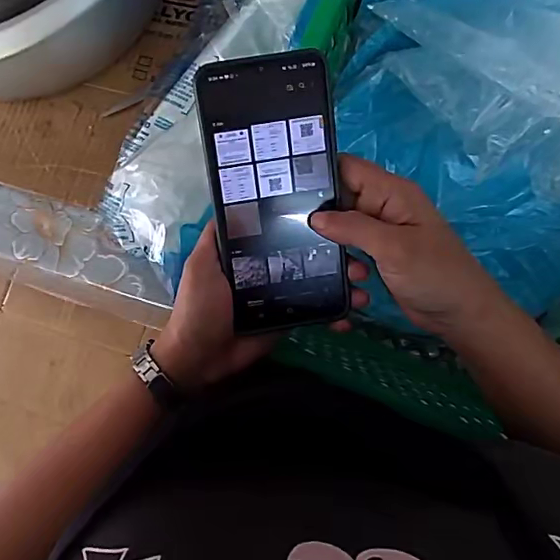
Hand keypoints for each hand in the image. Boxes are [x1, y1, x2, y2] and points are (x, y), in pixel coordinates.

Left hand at [151, 227, 367, 390]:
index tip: (334, 214)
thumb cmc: (199, 306)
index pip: (280, 231)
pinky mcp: (287, 318)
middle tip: (357, 257)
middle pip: (305, 256)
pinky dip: (334, 313)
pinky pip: (314, 311)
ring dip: (341, 282)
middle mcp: (266, 269)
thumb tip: (232, 202)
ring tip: (361, 285)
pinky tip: (351, 313)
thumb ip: (216, 238)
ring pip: (316, 283)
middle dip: (334, 254)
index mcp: (247, 254)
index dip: (304, 224)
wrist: (201, 357)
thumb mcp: (201, 265)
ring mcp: (279, 295)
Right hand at [309, 154, 513, 341]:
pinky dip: (346, 268)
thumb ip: (352, 228)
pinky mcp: (378, 256)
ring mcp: (380, 233)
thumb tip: (314, 218)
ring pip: (340, 230)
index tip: (288, 190)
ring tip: (338, 271)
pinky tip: (352, 286)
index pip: (347, 168)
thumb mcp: (393, 248)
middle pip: (338, 200)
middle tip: (296, 238)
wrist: (462, 315)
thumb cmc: (435, 274)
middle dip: (319, 219)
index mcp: (391, 192)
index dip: (319, 173)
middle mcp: (383, 207)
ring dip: (334, 250)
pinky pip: (350, 253)